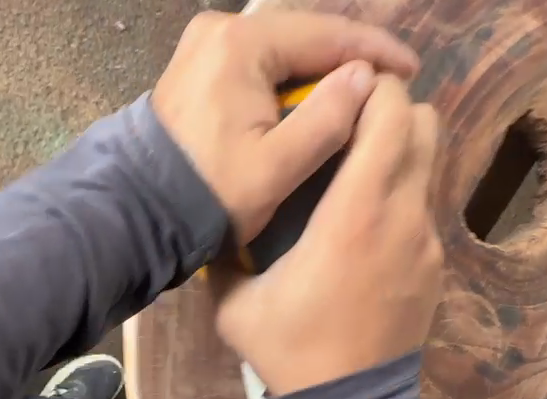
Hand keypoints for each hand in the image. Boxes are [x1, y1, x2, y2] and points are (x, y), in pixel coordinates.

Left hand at [151, 12, 418, 240]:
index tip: (410, 70)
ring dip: (312, 74)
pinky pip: (251, 69)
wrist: (136, 217)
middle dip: (343, 61)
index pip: (325, 35)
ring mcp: (200, 51)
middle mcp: (218, 33)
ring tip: (350, 96)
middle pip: (300, 38)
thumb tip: (364, 78)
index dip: (372, 53)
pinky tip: (304, 103)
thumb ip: (327, 118)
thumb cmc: (209, 197)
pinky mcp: (191, 74)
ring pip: (276, 53)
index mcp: (241, 46)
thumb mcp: (277, 167)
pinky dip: (281, 84)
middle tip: (383, 85)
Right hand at [212, 76, 442, 395]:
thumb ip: (228, 255)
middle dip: (389, 114)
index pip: (389, 110)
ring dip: (397, 157)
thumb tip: (221, 225)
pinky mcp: (434, 268)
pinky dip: (400, 203)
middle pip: (424, 122)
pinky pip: (424, 211)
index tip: (335, 106)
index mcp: (354, 212)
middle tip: (346, 135)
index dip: (368, 93)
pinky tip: (365, 238)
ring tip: (354, 183)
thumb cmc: (289, 353)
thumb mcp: (236, 307)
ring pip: (429, 165)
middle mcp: (402, 215)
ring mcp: (427, 242)